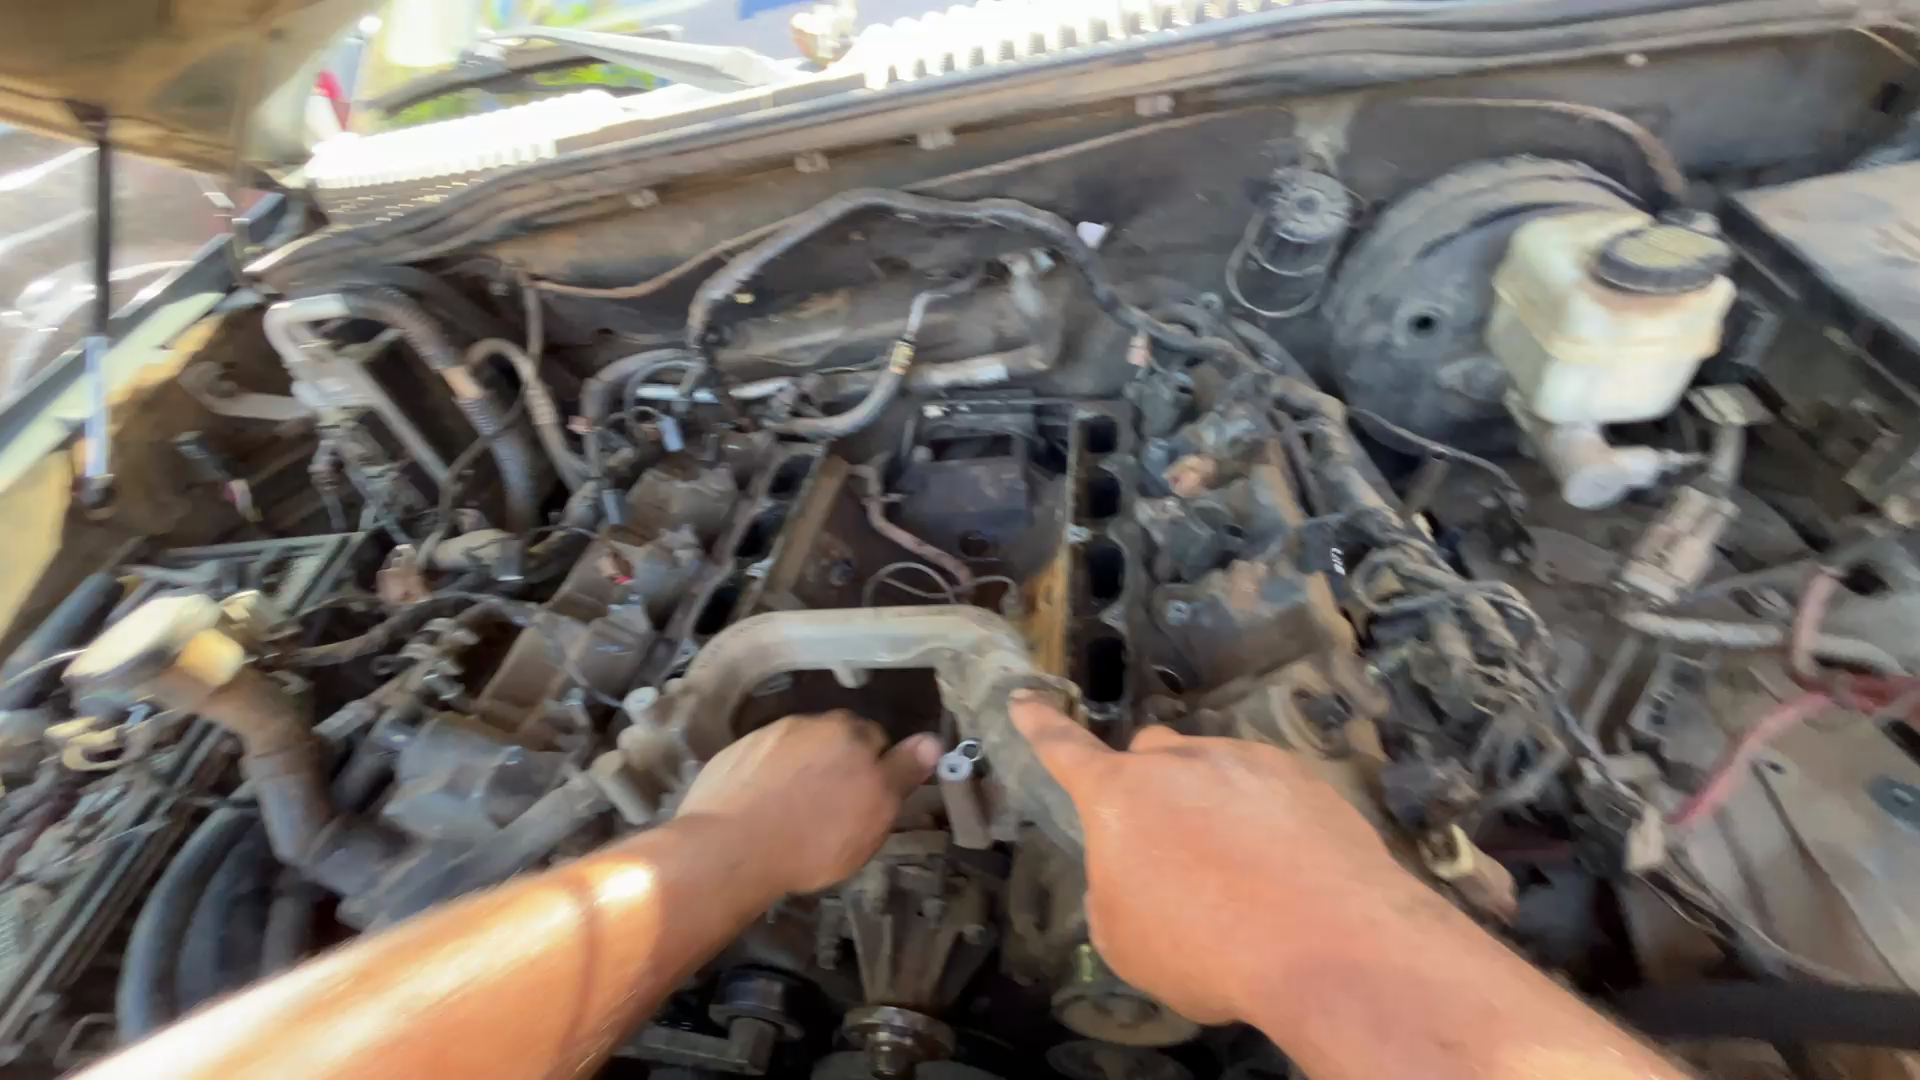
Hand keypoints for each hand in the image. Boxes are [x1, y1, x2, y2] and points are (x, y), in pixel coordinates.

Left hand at [679, 711, 941, 895]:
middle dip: (840, 762)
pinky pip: (766, 758)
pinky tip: (762, 806)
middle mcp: (816, 723)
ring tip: (792, 809)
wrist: (730, 849)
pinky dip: (770, 774)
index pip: (879, 740)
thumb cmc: (814, 838)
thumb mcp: (875, 814)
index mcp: (854, 734)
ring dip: (804, 766)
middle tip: (832, 806)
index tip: (864, 800)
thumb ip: (903, 772)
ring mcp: (773, 733)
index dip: (876, 771)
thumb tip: (933, 740)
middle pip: (839, 738)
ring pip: (802, 746)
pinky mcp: (739, 749)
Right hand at [1010, 692, 1412, 1025]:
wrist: (1332, 946)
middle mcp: (1174, 761)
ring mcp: (1239, 759)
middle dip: (1149, 782)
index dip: (1041, 724)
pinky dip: (1264, 812)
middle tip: (1173, 839)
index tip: (1026, 697)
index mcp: (1118, 795)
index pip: (1064, 748)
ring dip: (1211, 800)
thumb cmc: (1205, 948)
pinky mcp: (1297, 773)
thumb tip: (1127, 872)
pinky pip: (1264, 782)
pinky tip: (1287, 863)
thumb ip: (1110, 890)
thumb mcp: (1124, 939)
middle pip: (1148, 752)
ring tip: (1244, 865)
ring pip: (1209, 766)